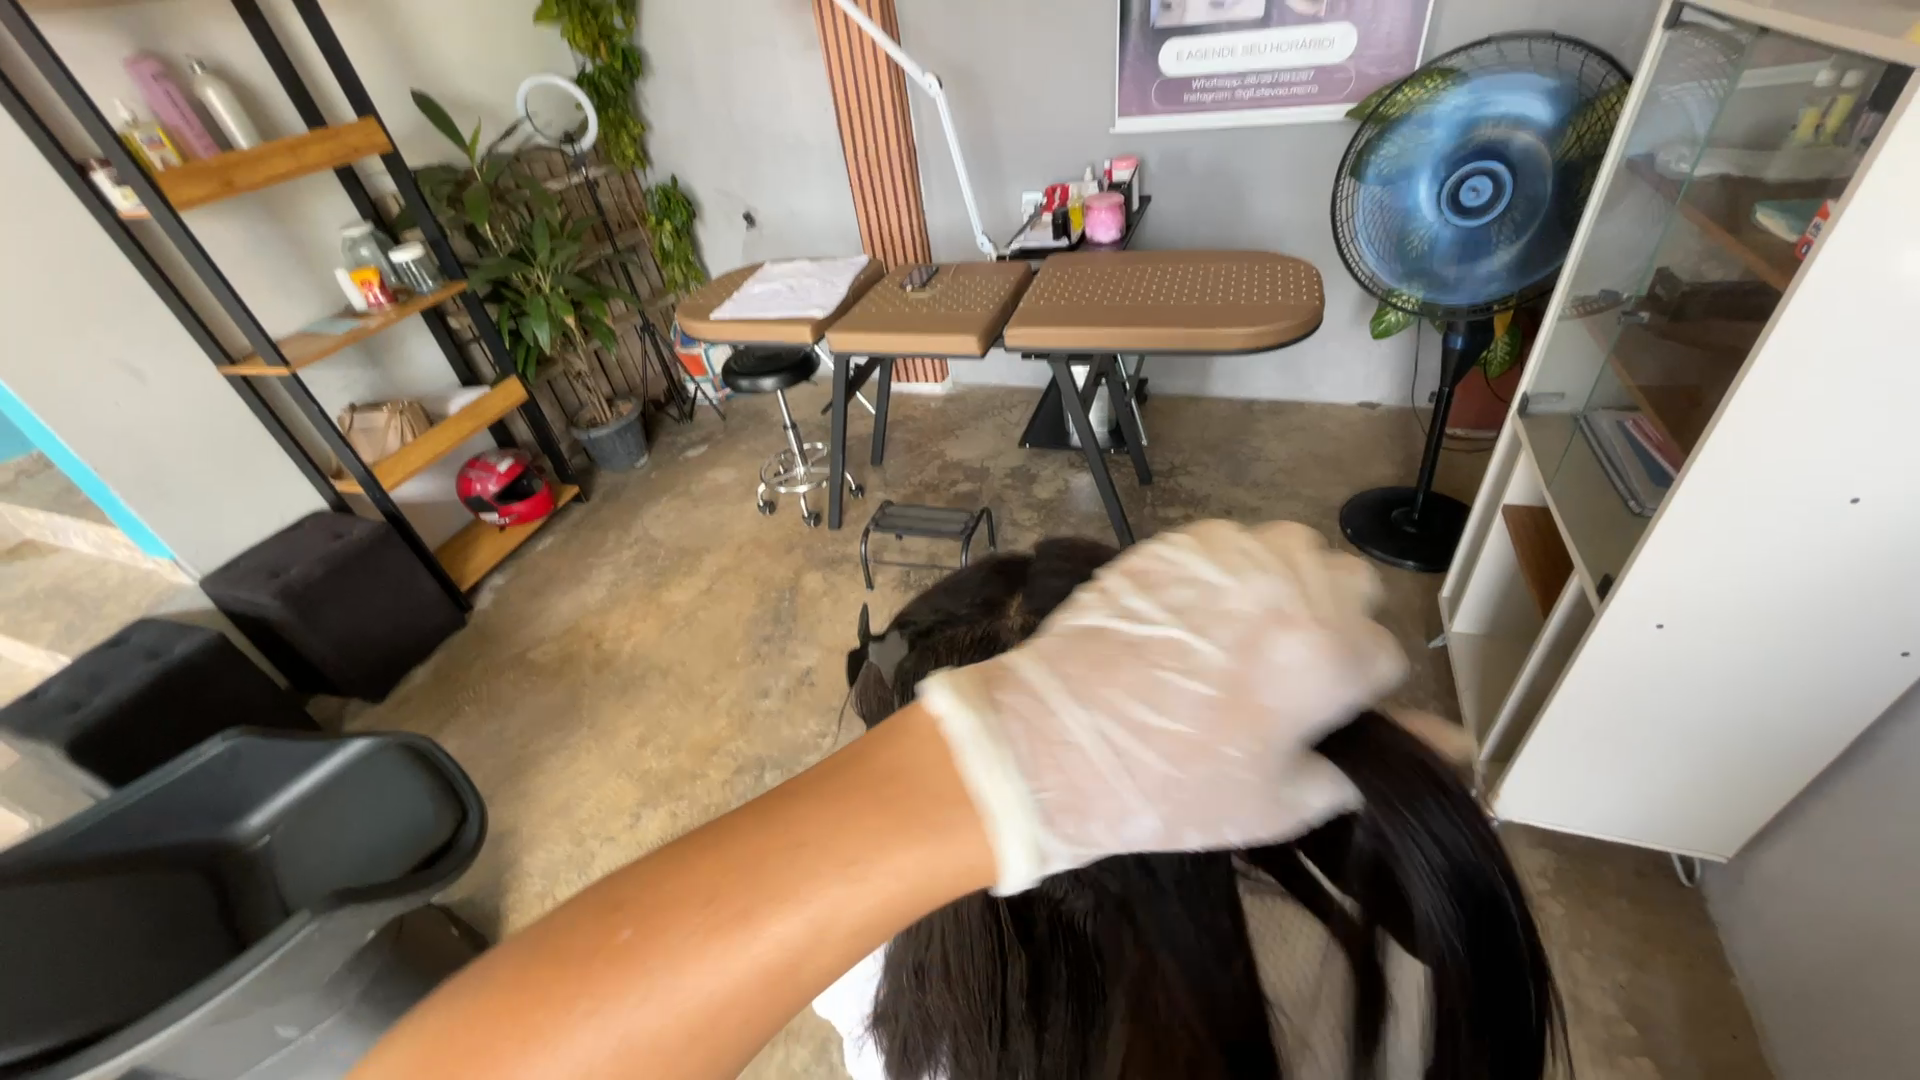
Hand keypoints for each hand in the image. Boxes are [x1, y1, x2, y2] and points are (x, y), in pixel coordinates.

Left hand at [917, 520, 1407, 892]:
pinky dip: (1229, 570)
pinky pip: (1227, 542)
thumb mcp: (1280, 800)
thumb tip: (1447, 748)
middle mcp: (1289, 586)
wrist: (1055, 741)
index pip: (1389, 654)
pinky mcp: (1170, 543)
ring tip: (1243, 632)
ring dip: (1287, 584)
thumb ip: (1364, 765)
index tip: (1322, 708)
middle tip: (1286, 666)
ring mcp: (1225, 555)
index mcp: (1328, 653)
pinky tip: (1194, 612)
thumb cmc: (1170, 786)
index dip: (1359, 688)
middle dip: (1334, 621)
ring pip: (1292, 549)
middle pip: (1352, 584)